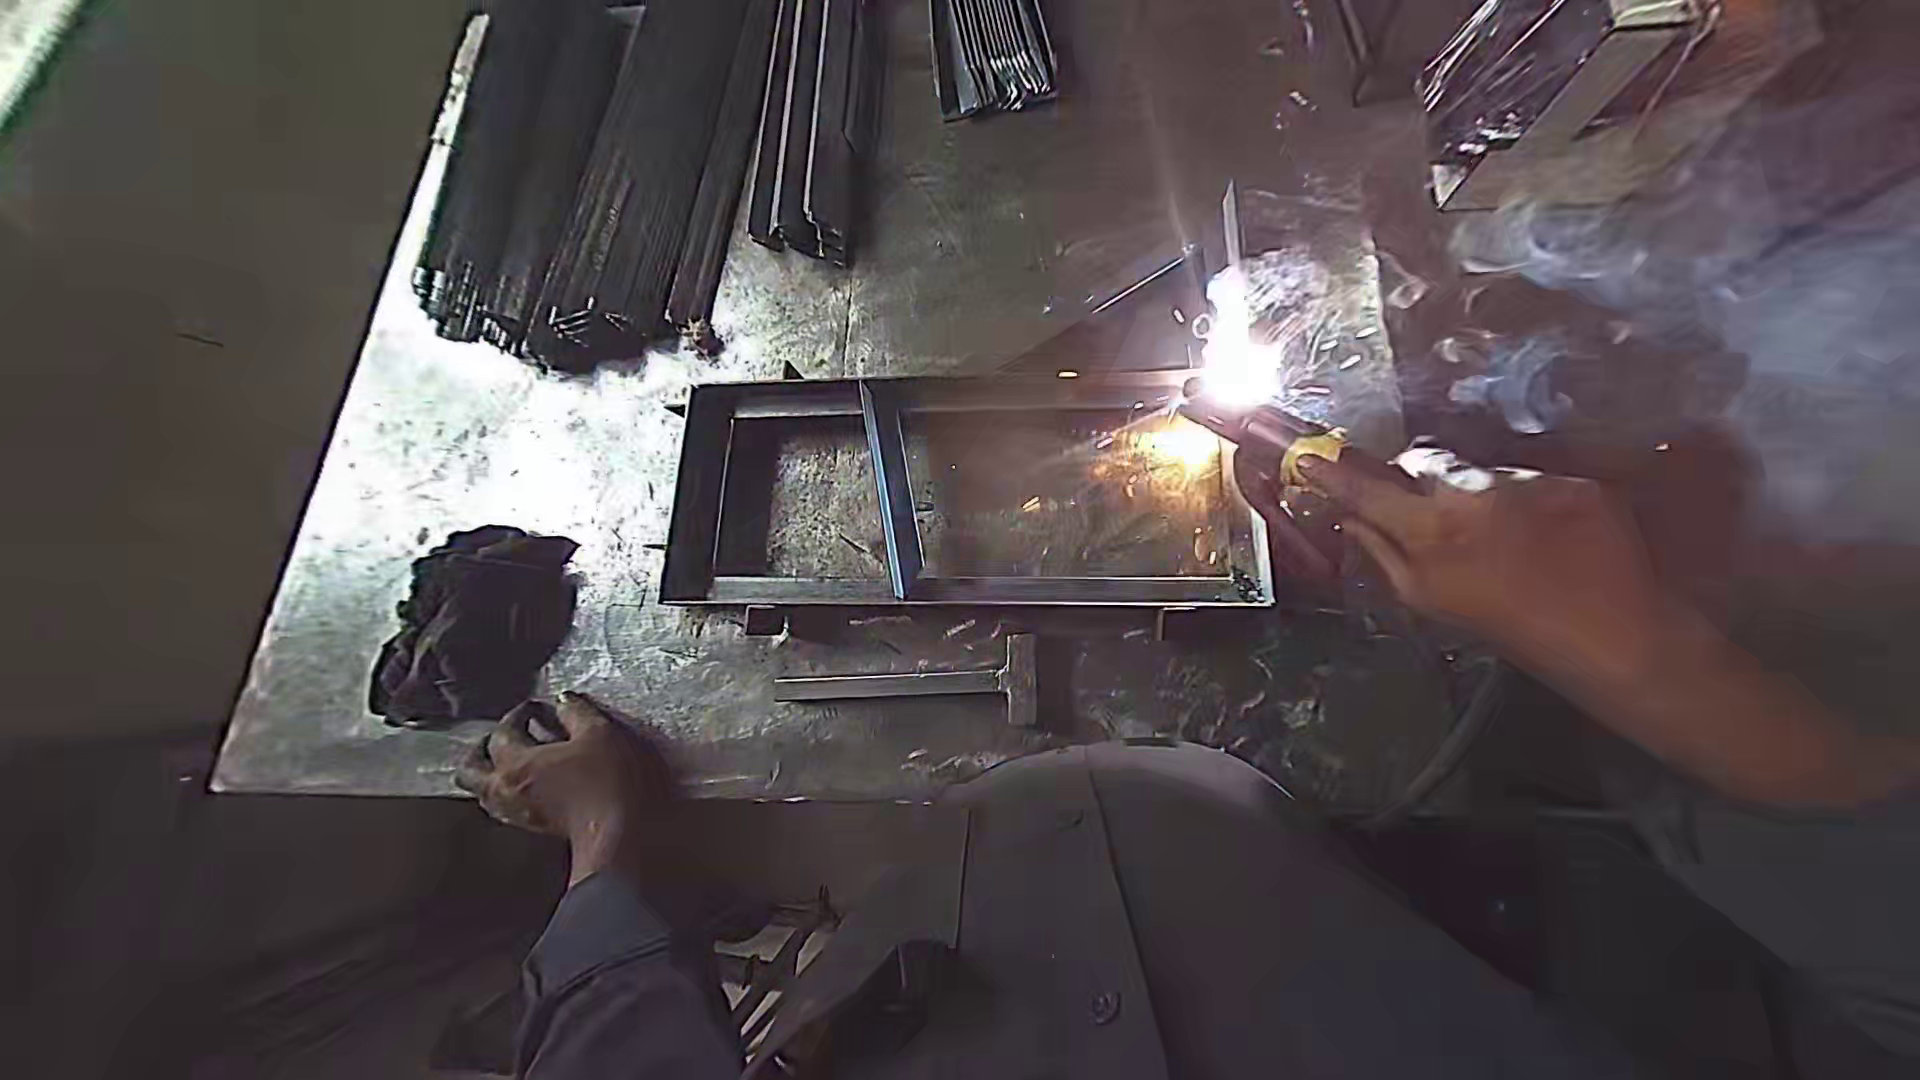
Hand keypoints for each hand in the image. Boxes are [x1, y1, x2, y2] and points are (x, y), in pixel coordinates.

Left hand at [456, 692, 671, 883]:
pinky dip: (512, 788)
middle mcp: (506, 791)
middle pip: (471, 769)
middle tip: (506, 734)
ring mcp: (517, 813)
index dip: (519, 714)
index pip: (503, 732)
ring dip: (494, 771)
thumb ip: (578, 713)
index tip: (535, 706)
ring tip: (518, 757)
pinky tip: (537, 781)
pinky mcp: (534, 826)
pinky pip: (506, 804)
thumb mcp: (600, 733)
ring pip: (485, 790)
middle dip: (483, 748)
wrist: (622, 828)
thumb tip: (564, 702)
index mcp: (517, 764)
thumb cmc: (609, 778)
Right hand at [1294, 453, 1670, 667]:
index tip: (1310, 460)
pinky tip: (1533, 531)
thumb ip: (1379, 550)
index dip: (1332, 473)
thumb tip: (1349, 519)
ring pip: (1473, 469)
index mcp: (1427, 527)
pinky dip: (1516, 498)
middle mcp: (1471, 492)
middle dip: (1409, 475)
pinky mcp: (1572, 481)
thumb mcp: (1423, 596)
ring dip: (1466, 489)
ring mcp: (1526, 482)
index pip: (1363, 489)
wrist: (1614, 634)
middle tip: (1416, 503)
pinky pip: (1524, 478)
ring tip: (1491, 530)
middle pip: (1419, 461)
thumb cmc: (1501, 623)